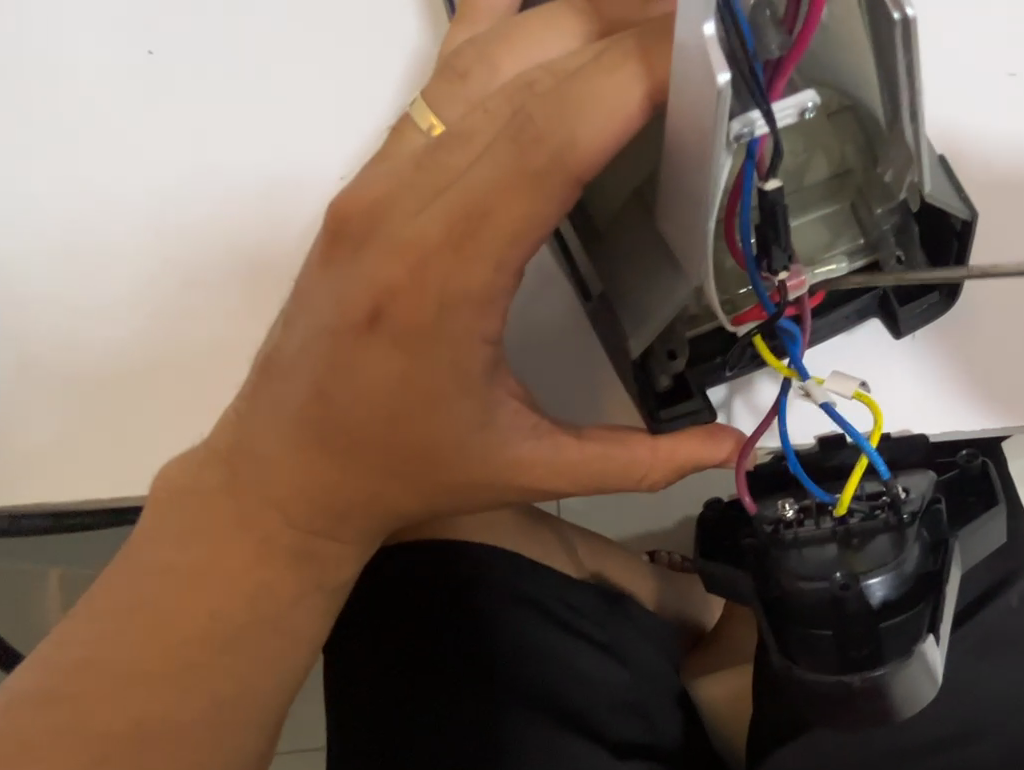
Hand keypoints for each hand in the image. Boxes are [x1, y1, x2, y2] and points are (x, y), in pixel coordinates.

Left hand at [183, 0, 742, 554]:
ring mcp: (379, 177)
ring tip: (653, 17)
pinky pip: (444, 73)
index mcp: (448, 273)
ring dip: (574, 15)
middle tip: (708, 24)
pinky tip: (558, 22)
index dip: (635, 75)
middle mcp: (404, 200)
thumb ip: (646, 461)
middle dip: (624, 26)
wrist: (288, 467)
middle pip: (523, 67)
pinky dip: (512, 29)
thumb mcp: (535, 471)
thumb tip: (735, 448)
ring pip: (479, 49)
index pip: (553, 136)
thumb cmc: (408, 470)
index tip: (712, 49)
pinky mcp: (373, 175)